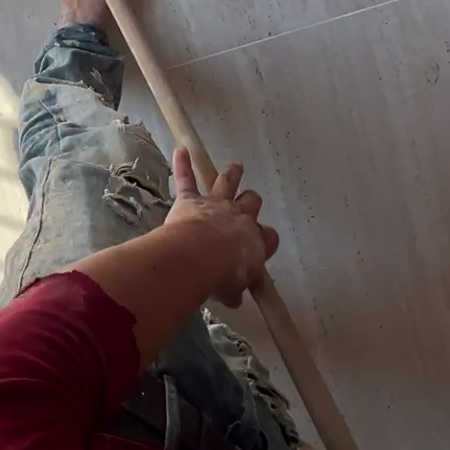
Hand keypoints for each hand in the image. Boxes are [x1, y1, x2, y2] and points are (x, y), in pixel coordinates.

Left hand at [163, 148, 279, 307]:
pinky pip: (186, 178)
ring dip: (231, 174)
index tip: (263, 243)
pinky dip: (183, 164)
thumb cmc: (221, 276)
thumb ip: (233, 291)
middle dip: (251, 201)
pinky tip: (180, 150)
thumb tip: (233, 299)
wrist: (200, 255)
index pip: (269, 237)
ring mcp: (215, 205)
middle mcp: (239, 218)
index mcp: (254, 242)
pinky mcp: (191, 199)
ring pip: (227, 183)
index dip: (266, 239)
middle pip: (251, 202)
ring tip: (235, 166)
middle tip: (250, 199)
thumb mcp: (231, 291)